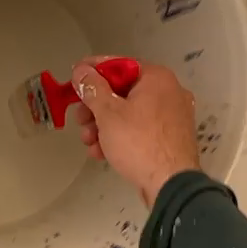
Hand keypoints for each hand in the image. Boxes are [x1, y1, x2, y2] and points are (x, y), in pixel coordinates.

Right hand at [72, 59, 200, 203]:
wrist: (169, 183)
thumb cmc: (138, 143)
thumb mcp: (107, 113)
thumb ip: (92, 89)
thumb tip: (81, 71)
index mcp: (156, 78)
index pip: (119, 65)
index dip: (93, 72)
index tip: (74, 79)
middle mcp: (168, 92)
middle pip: (122, 91)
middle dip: (96, 108)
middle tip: (80, 120)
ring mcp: (172, 116)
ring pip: (129, 114)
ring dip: (103, 126)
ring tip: (90, 143)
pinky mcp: (170, 138)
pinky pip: (139, 130)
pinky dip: (120, 137)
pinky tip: (103, 152)